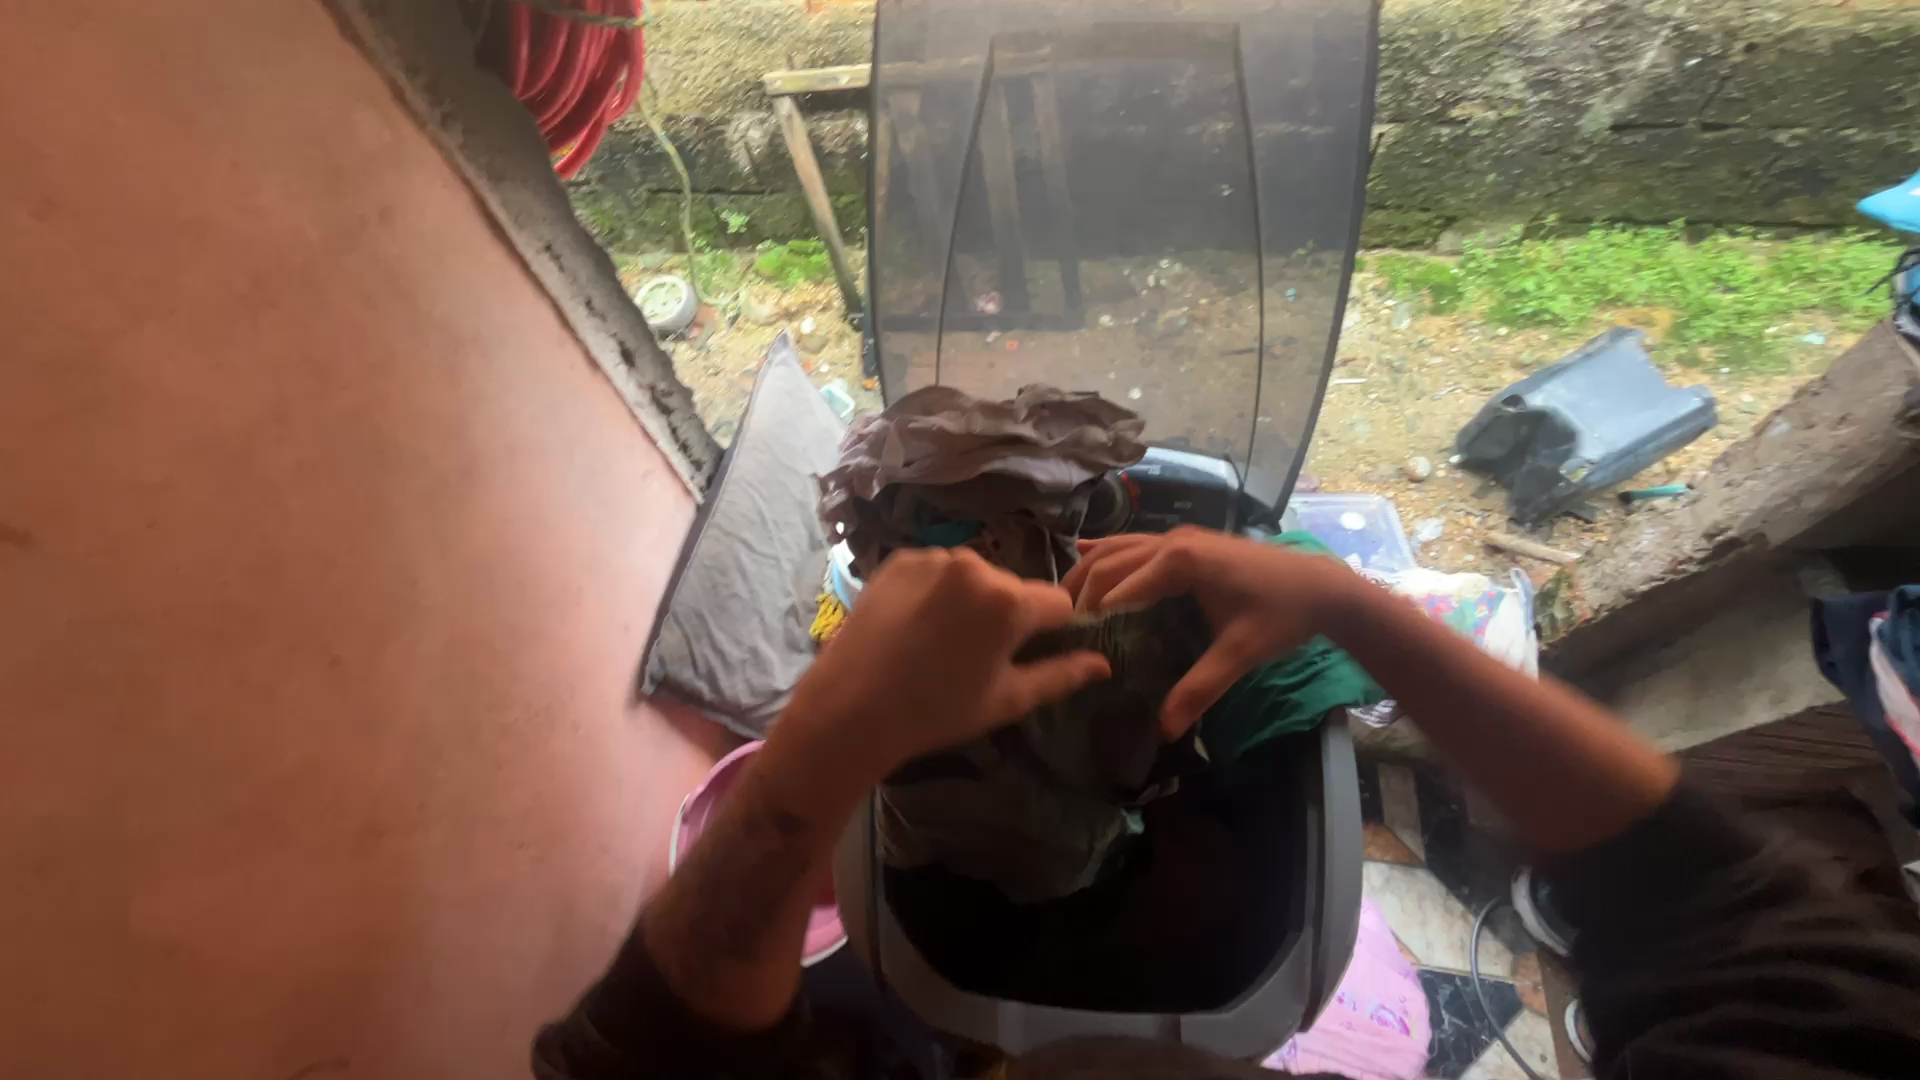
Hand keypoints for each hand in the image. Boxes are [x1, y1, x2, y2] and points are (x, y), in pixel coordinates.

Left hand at [781, 548, 1111, 783]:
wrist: (848, 707)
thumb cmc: (936, 711)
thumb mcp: (1006, 700)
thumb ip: (1061, 675)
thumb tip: (1104, 664)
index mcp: (1008, 600)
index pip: (1058, 603)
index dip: (1053, 629)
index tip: (1029, 653)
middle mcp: (975, 565)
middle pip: (1014, 587)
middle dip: (1008, 614)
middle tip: (976, 655)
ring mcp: (933, 557)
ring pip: (975, 577)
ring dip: (971, 600)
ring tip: (939, 640)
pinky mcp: (900, 558)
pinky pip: (938, 570)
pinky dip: (937, 591)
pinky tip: (915, 623)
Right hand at [1063, 527, 1358, 737]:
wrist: (1322, 586)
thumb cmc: (1282, 616)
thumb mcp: (1240, 654)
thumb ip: (1201, 688)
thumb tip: (1164, 729)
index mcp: (1180, 561)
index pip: (1118, 585)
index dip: (1089, 611)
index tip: (1066, 639)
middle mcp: (1172, 541)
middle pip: (1109, 562)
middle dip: (1080, 590)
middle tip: (1057, 625)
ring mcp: (1179, 537)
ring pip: (1118, 547)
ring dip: (1088, 569)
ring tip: (1060, 597)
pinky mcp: (1186, 541)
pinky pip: (1135, 542)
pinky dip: (1107, 550)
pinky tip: (1083, 551)